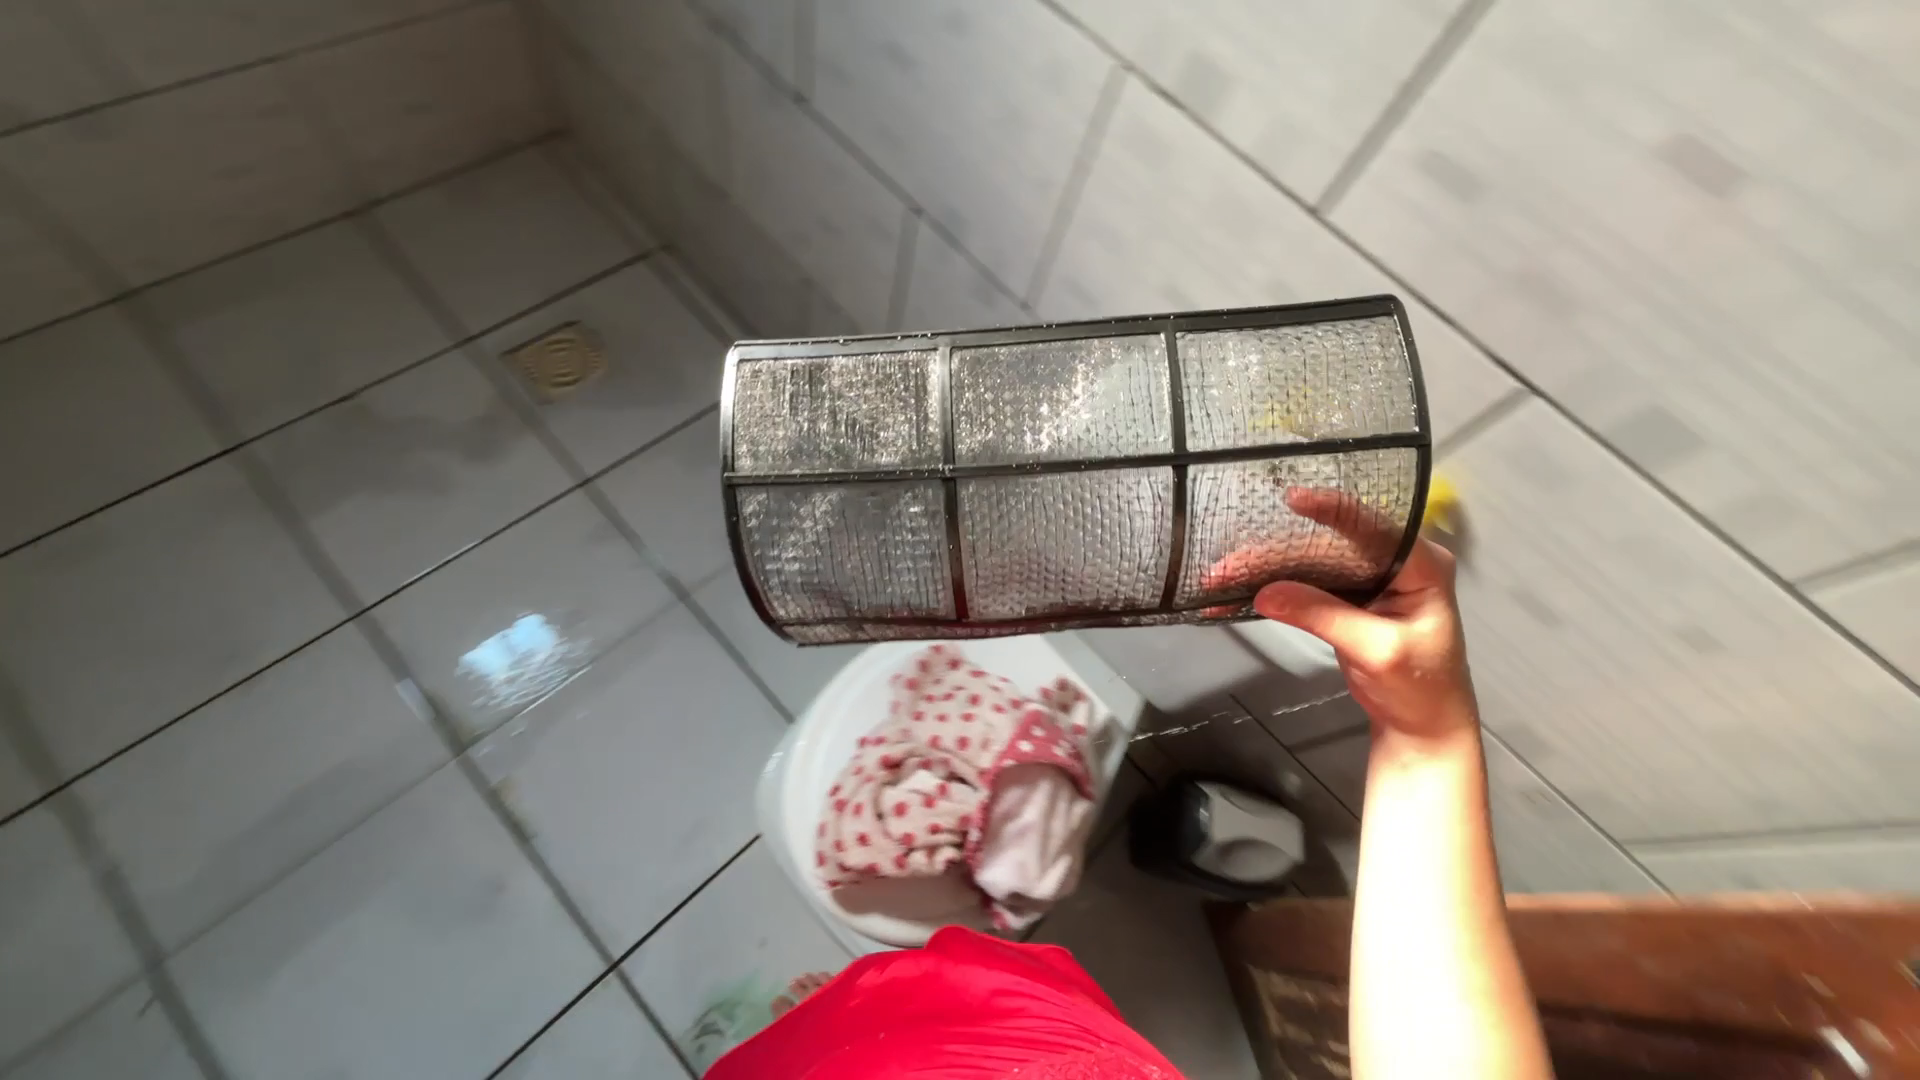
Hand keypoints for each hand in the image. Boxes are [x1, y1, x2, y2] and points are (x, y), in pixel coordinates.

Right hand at [1252, 488, 1477, 739]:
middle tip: (1230, 560)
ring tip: (1221, 575)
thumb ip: (1324, 616)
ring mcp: (1368, 580)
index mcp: (1421, 564)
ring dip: (1266, 569)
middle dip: (1276, 551)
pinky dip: (1273, 588)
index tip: (1293, 498)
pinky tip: (1237, 591)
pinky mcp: (1347, 598)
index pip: (1374, 525)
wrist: (1421, 727)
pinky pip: (1306, 583)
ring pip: (1310, 563)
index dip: (1333, 510)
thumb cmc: (1419, 687)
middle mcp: (1395, 562)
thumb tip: (1265, 593)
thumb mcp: (1376, 650)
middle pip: (1329, 543)